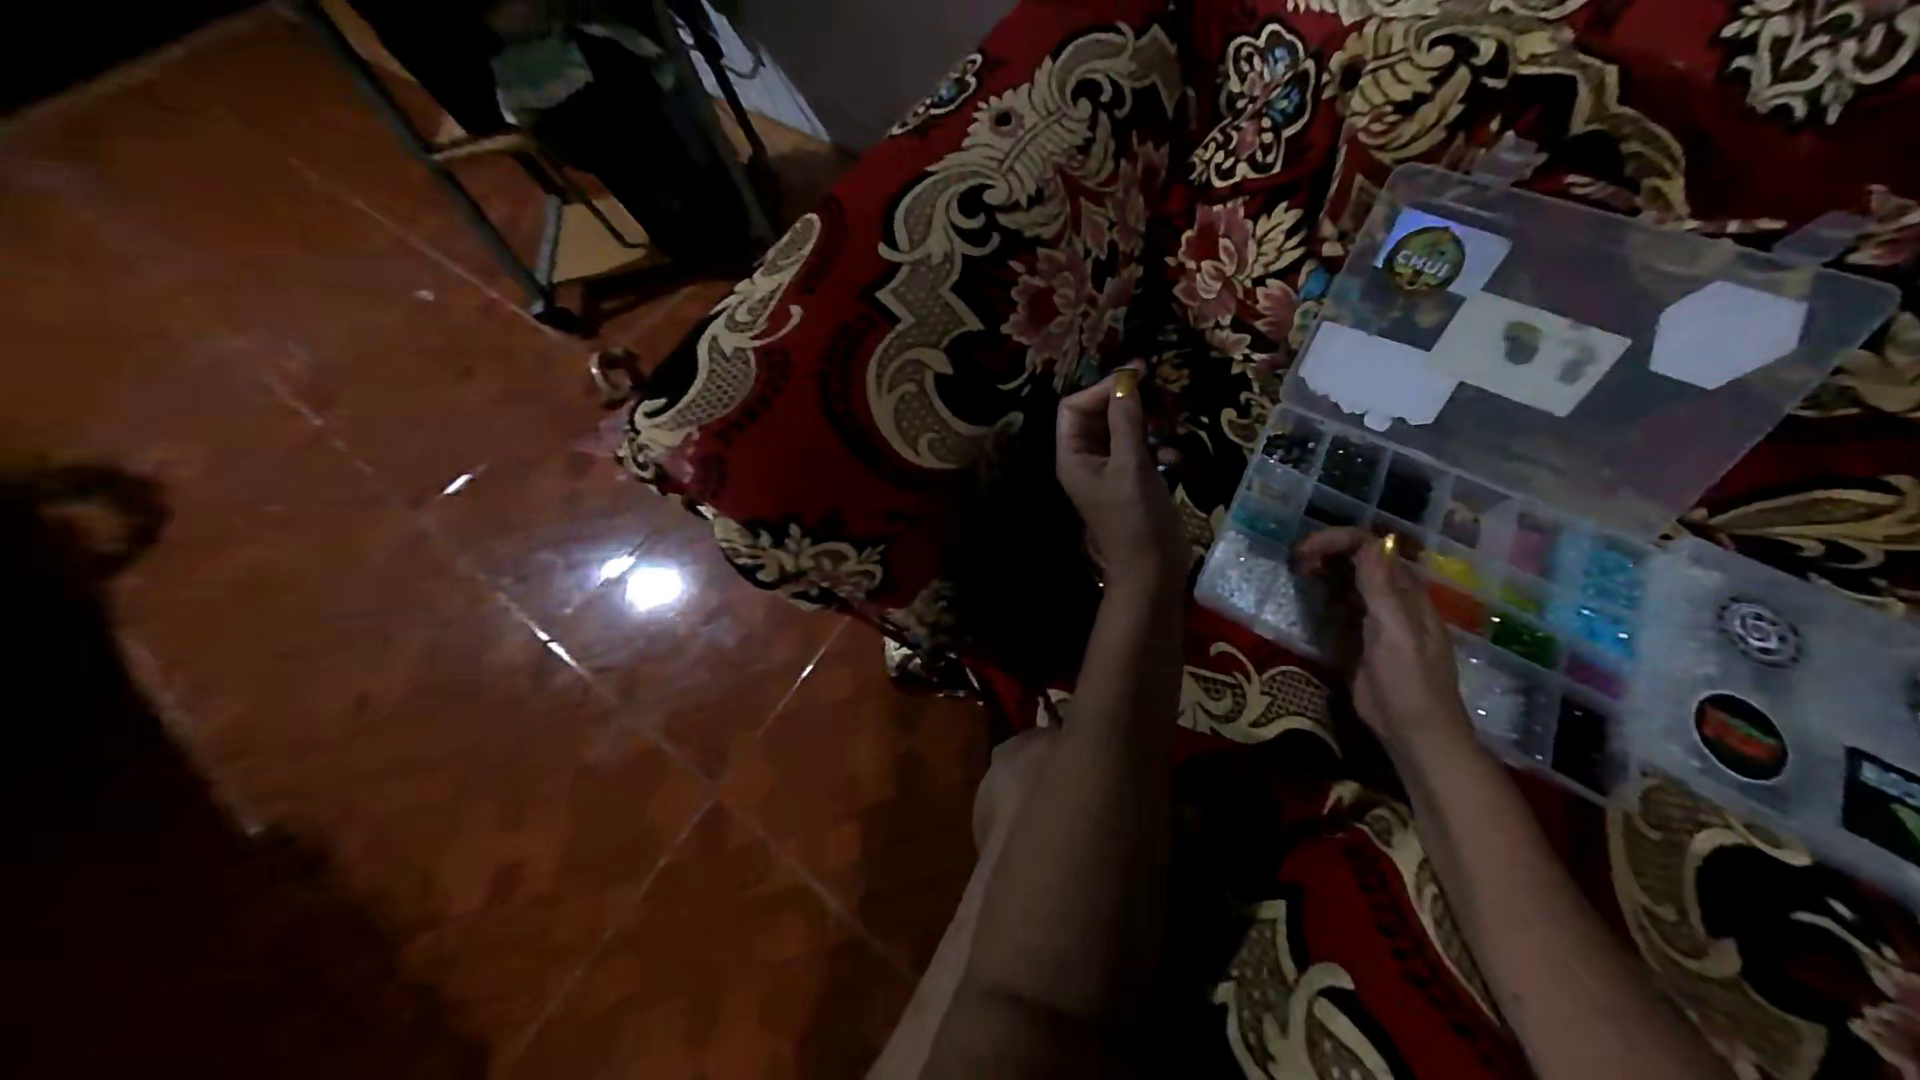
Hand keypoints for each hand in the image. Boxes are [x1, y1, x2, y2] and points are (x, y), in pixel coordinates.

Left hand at [1056, 361, 1188, 595]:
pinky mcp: (1131, 479)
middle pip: (1097, 414)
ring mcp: (1108, 470)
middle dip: (1126, 401)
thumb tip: (1126, 378)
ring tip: (1171, 421)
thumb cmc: (1135, 518)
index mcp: (1072, 456)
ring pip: (1121, 429)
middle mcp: (1085, 459)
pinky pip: (1139, 448)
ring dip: (1146, 421)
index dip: (1101, 388)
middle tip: (1159, 390)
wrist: (1152, 569)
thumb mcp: (1132, 464)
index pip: (1074, 406)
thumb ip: (1127, 420)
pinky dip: (1157, 444)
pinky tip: (1175, 453)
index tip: (1137, 374)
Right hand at [1294, 527, 1476, 759]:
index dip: (1340, 540)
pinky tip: (1306, 599)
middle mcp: (1393, 599)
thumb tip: (1370, 542)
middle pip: (1359, 559)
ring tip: (1298, 574)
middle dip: (1327, 552)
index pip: (1374, 548)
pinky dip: (1322, 595)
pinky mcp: (1359, 638)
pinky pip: (1340, 606)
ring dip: (1323, 570)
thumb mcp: (1396, 635)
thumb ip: (1383, 591)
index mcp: (1408, 594)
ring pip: (1348, 580)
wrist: (1415, 732)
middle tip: (1297, 562)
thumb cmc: (1410, 684)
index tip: (1306, 550)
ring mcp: (1375, 618)